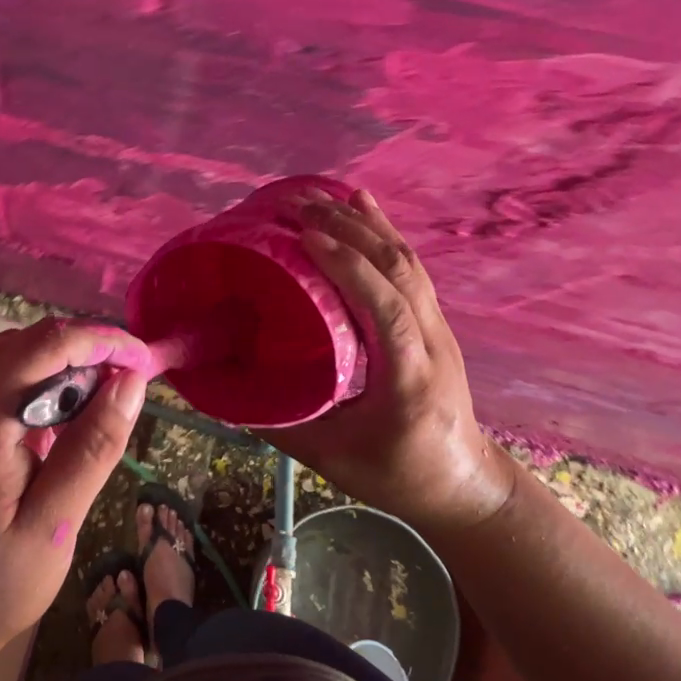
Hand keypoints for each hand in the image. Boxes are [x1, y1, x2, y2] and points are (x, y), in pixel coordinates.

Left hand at [0, 318, 157, 668]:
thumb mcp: (53, 524)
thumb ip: (92, 448)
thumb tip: (131, 382)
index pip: (46, 345)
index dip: (102, 341)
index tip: (147, 361)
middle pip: (26, 341)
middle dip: (83, 350)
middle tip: (130, 385)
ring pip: (8, 351)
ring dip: (56, 363)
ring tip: (98, 403)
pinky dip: (28, 379)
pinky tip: (53, 416)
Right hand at [259, 188, 514, 534]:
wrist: (464, 484)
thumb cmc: (394, 474)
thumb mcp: (329, 458)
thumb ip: (275, 421)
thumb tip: (216, 385)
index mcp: (409, 378)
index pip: (387, 310)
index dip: (349, 269)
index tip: (305, 238)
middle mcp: (432, 342)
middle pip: (399, 271)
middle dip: (348, 230)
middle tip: (293, 205)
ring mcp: (440, 328)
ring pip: (407, 261)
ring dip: (362, 223)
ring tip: (317, 196)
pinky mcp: (435, 321)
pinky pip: (410, 266)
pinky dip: (382, 230)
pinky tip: (360, 203)